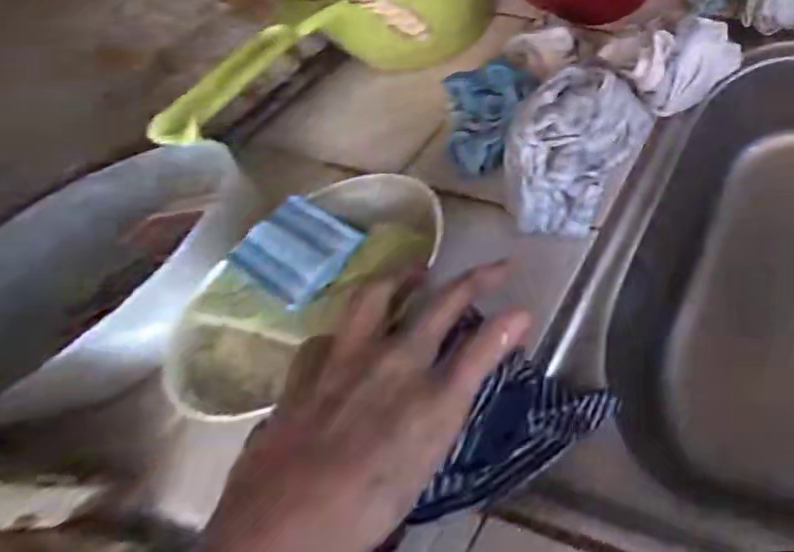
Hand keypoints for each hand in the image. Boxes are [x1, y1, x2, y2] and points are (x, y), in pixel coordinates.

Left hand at [201, 264, 533, 551]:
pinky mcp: (291, 396)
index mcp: (414, 364)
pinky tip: (338, 352)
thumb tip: (520, 315)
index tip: (505, 267)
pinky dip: (337, 340)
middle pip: (415, 299)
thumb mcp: (440, 431)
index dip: (485, 279)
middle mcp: (376, 356)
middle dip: (444, 276)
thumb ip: (478, 364)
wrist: (273, 539)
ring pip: (360, 306)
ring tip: (402, 285)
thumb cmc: (370, 493)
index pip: (458, 305)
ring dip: (387, 286)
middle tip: (462, 270)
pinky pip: (316, 349)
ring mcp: (329, 371)